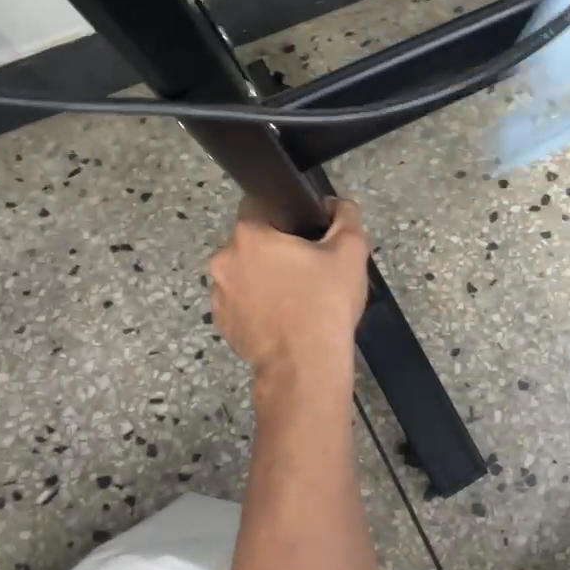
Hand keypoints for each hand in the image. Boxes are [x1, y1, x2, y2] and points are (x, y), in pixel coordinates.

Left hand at [209, 198, 369, 392]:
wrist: (305, 365)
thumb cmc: (325, 301)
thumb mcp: (351, 251)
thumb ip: (346, 216)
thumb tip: (335, 206)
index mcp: (249, 235)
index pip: (259, 204)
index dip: (286, 213)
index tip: (308, 231)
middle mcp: (223, 260)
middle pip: (252, 242)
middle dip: (277, 249)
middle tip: (311, 266)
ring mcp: (219, 295)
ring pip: (246, 272)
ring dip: (266, 277)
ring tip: (300, 296)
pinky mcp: (223, 324)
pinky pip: (243, 302)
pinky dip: (260, 304)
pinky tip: (287, 317)